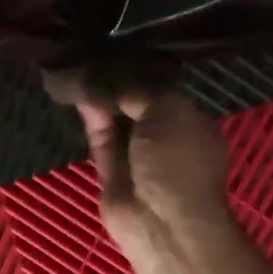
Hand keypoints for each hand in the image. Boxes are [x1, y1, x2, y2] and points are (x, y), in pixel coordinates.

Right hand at [48, 74, 233, 262]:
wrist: (162, 223)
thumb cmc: (179, 163)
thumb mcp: (168, 109)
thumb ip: (140, 91)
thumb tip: (112, 85)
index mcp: (192, 126)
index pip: (164, 93)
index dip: (142, 73)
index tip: (119, 50)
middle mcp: (167, 143)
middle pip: (137, 107)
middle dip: (117, 86)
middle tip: (93, 57)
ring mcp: (139, 162)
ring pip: (116, 123)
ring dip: (100, 100)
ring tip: (80, 69)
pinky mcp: (113, 177)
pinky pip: (101, 141)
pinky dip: (92, 120)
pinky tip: (80, 94)